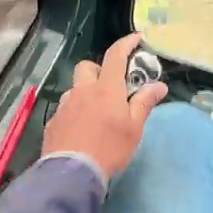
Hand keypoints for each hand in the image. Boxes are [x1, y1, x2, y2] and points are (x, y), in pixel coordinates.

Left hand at [41, 32, 168, 179]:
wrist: (72, 173)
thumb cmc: (109, 148)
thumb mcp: (134, 128)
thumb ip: (144, 103)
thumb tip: (159, 85)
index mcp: (105, 89)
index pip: (115, 55)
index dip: (126, 43)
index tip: (137, 38)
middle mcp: (82, 91)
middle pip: (87, 67)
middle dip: (99, 69)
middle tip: (112, 87)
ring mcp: (65, 106)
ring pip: (75, 88)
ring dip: (86, 93)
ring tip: (97, 113)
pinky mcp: (53, 122)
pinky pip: (66, 108)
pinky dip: (75, 112)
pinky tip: (82, 130)